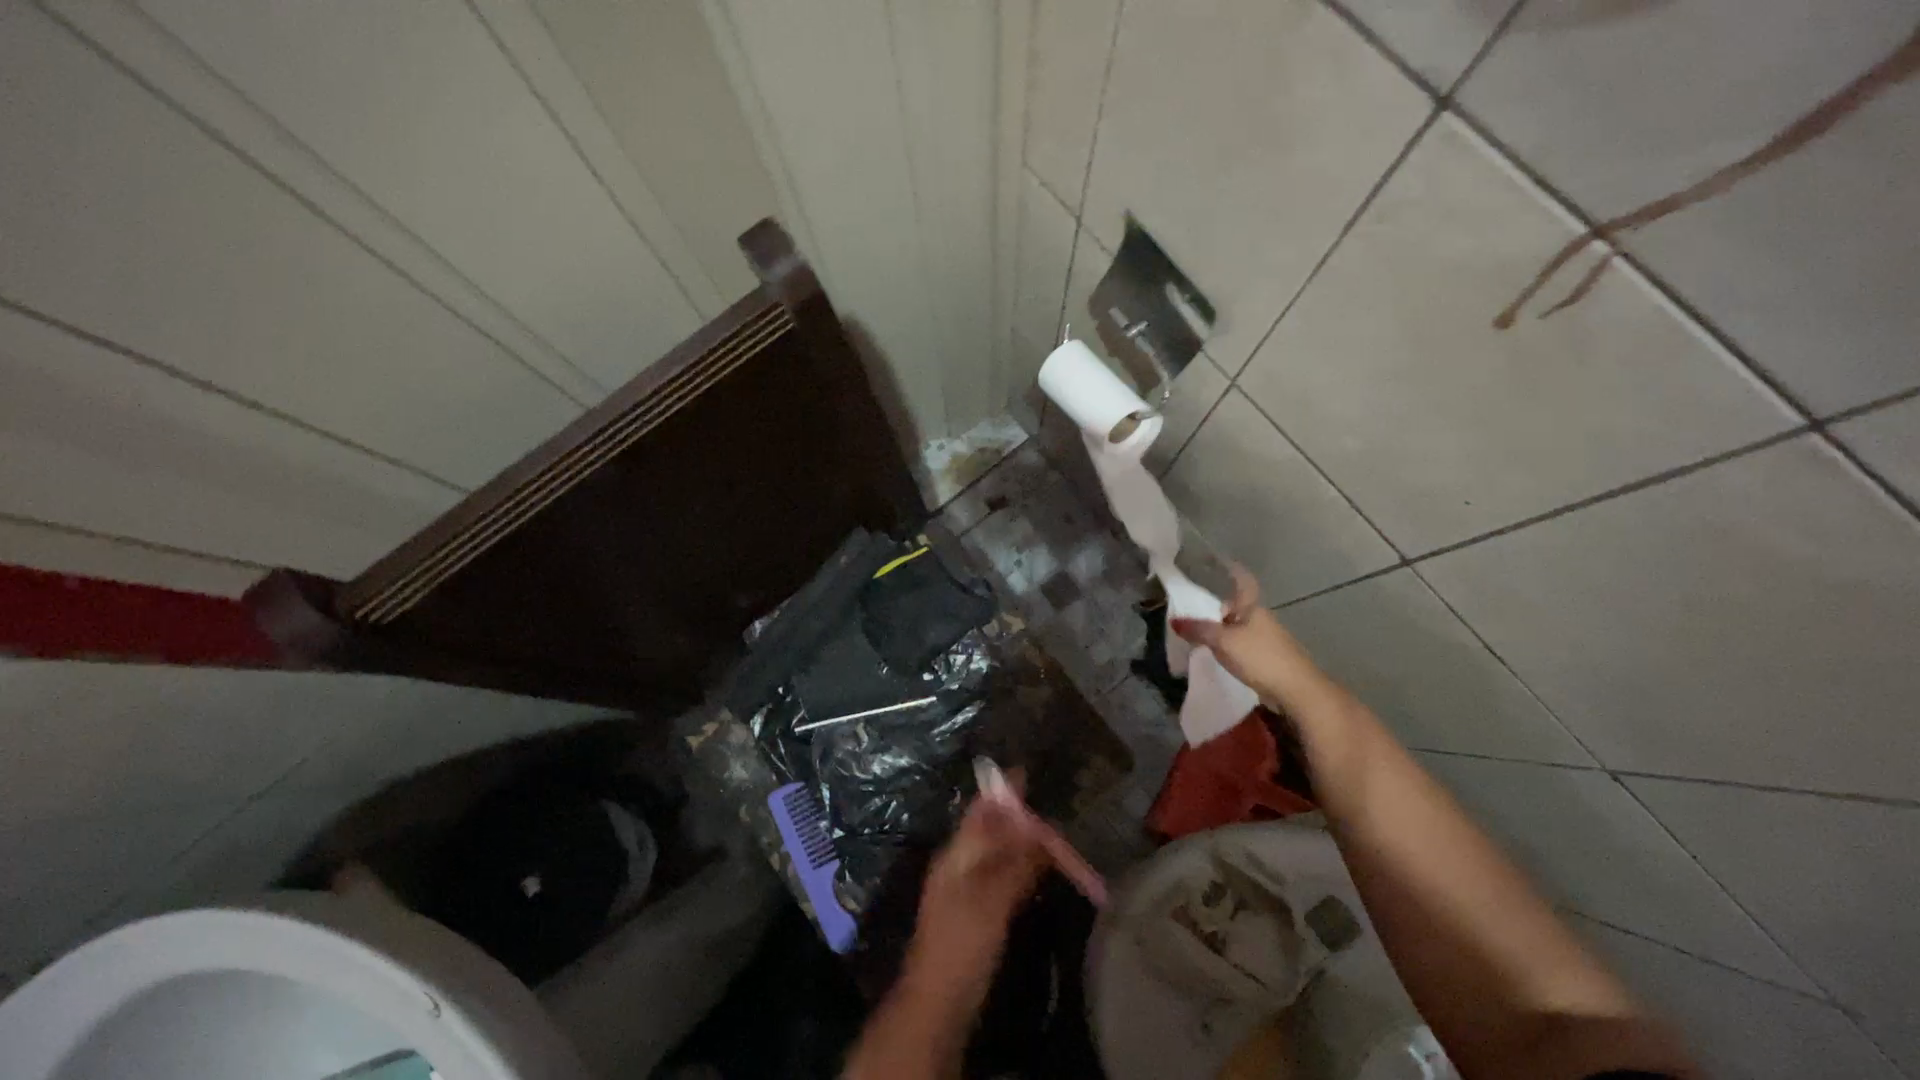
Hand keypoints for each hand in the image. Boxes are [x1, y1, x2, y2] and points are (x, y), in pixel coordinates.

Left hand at [908, 788, 1048, 993]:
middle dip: (1019, 820)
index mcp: (957, 857)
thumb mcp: (991, 901)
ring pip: (998, 856)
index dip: (1002, 794)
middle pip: (992, 833)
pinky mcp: (977, 915)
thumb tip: (1038, 829)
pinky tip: (1038, 874)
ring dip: (1022, 845)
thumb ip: (1014, 864)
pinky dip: (1021, 870)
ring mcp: (966, 892)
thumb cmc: (961, 947)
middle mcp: (959, 867)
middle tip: (1053, 815)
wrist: (937, 1004)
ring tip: (1052, 839)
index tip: (1024, 771)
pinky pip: (1002, 879)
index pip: (981, 813)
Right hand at [1169, 562, 1318, 702]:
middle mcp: (1260, 618)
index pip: (1242, 580)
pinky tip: (1215, 656)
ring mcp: (1265, 639)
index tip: (1218, 561)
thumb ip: (1198, 630)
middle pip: (1235, 606)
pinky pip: (1241, 646)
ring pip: (1237, 627)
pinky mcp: (1266, 658)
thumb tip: (1174, 620)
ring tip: (1196, 637)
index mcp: (1252, 607)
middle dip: (1216, 608)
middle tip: (1190, 611)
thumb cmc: (1259, 657)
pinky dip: (1227, 647)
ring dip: (1220, 630)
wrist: (1295, 690)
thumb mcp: (1223, 641)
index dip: (1232, 569)